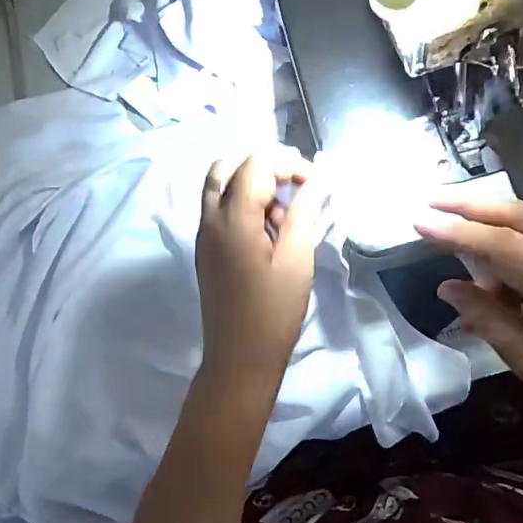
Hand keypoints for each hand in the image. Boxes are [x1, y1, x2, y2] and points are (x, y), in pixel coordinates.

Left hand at [196, 148, 328, 378]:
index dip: (288, 163)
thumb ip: (304, 211)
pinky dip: (243, 204)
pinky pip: (219, 209)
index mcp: (232, 219)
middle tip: (298, 187)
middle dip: (267, 167)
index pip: (255, 163)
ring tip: (285, 213)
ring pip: (220, 186)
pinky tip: (270, 233)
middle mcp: (210, 219)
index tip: (315, 184)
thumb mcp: (297, 259)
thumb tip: (318, 178)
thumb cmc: (274, 312)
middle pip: (230, 166)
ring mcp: (203, 235)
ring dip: (253, 185)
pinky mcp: (206, 250)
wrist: (239, 359)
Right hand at [415, 197, 522, 441]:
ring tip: (452, 238)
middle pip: (517, 216)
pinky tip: (489, 272)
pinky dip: (507, 243)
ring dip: (488, 221)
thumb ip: (487, 319)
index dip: (456, 232)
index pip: (500, 245)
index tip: (419, 221)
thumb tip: (448, 287)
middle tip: (431, 201)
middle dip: (472, 204)